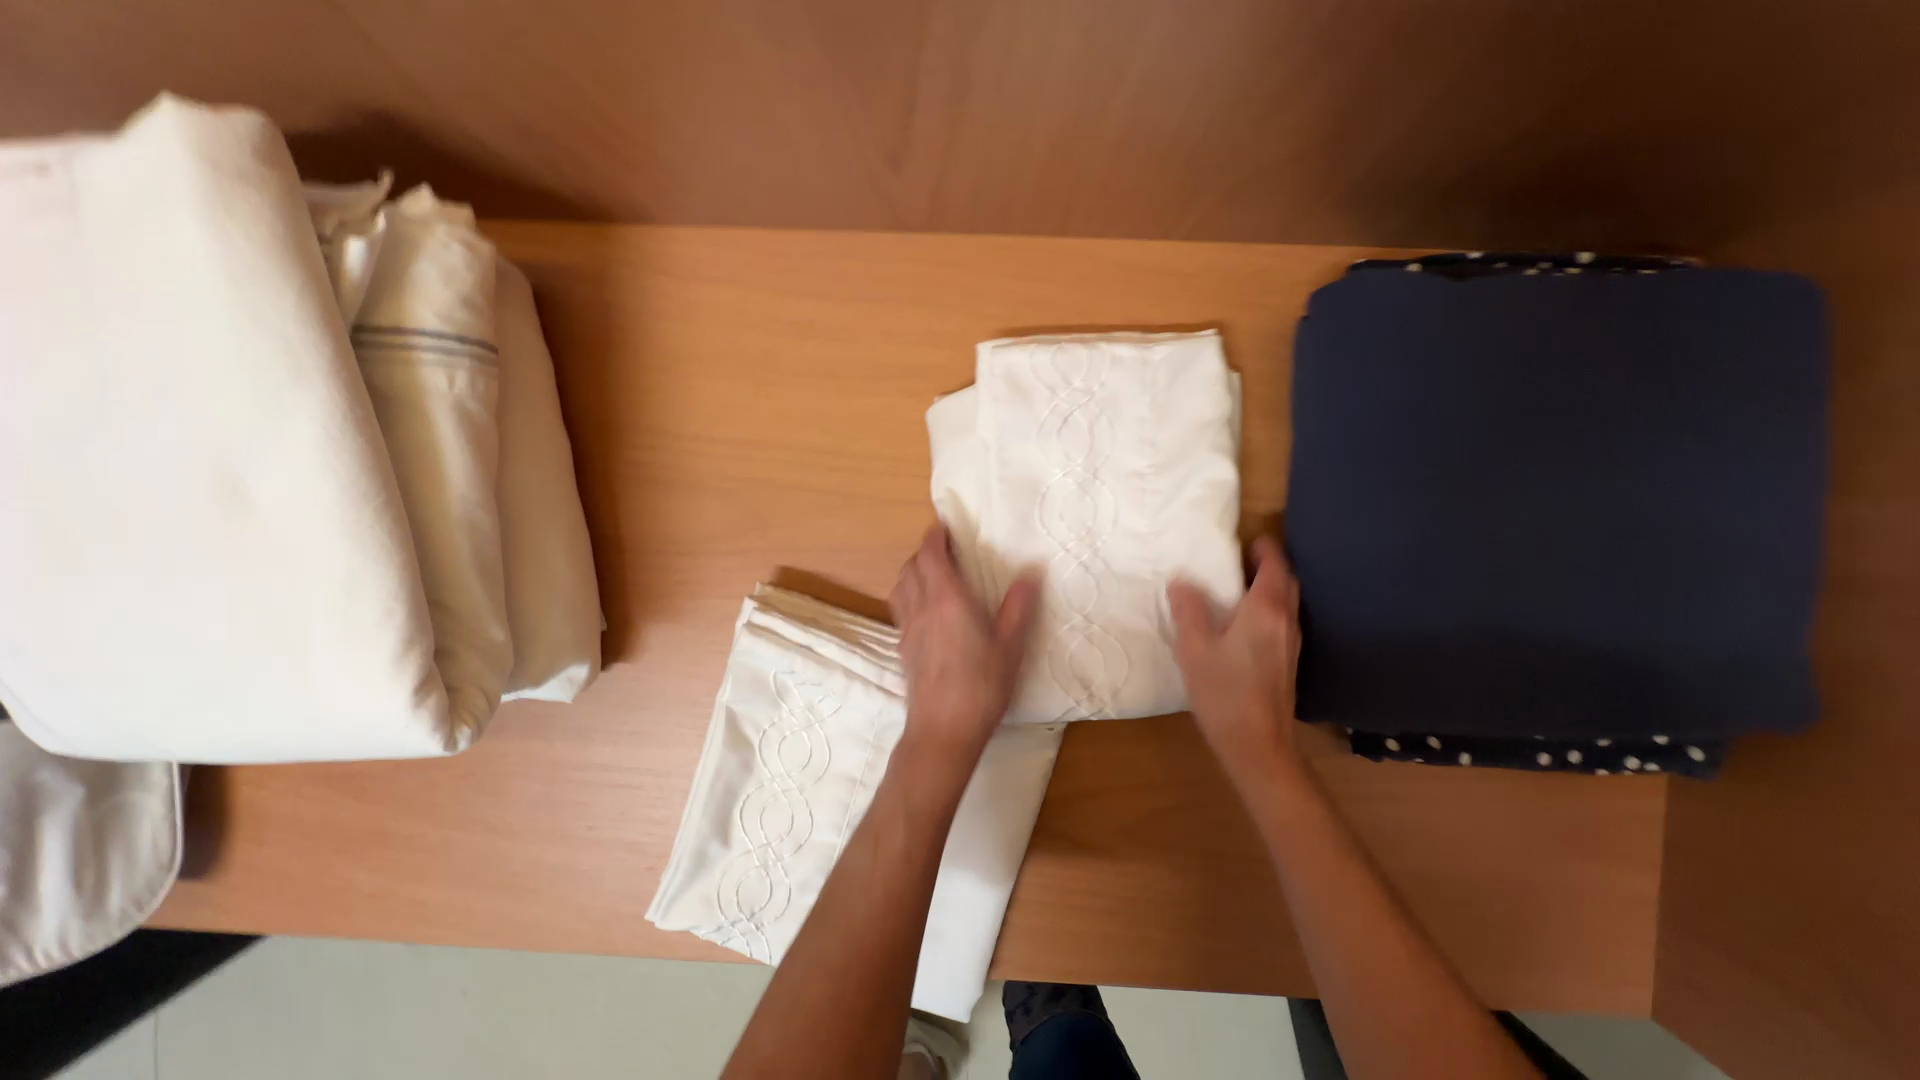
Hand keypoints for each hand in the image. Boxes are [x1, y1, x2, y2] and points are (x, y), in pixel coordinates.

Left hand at [889, 524, 1041, 755]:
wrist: (943, 730)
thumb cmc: (982, 686)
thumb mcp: (1011, 647)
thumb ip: (1018, 608)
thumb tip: (1029, 574)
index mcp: (947, 599)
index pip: (931, 555)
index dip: (935, 536)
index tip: (944, 526)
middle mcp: (921, 607)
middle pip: (911, 566)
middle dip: (925, 551)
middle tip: (946, 549)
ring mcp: (908, 629)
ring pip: (900, 585)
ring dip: (912, 571)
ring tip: (932, 573)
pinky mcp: (903, 648)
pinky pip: (900, 608)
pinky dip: (908, 594)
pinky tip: (925, 609)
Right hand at [1168, 536, 1302, 779]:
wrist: (1258, 745)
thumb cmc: (1224, 693)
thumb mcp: (1194, 649)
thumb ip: (1189, 610)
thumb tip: (1182, 580)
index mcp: (1265, 611)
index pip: (1275, 566)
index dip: (1265, 549)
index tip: (1249, 539)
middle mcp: (1285, 622)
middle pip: (1286, 583)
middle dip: (1270, 566)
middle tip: (1243, 560)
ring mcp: (1291, 645)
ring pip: (1287, 604)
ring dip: (1270, 589)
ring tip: (1240, 588)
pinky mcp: (1288, 664)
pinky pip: (1282, 623)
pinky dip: (1269, 611)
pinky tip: (1244, 625)